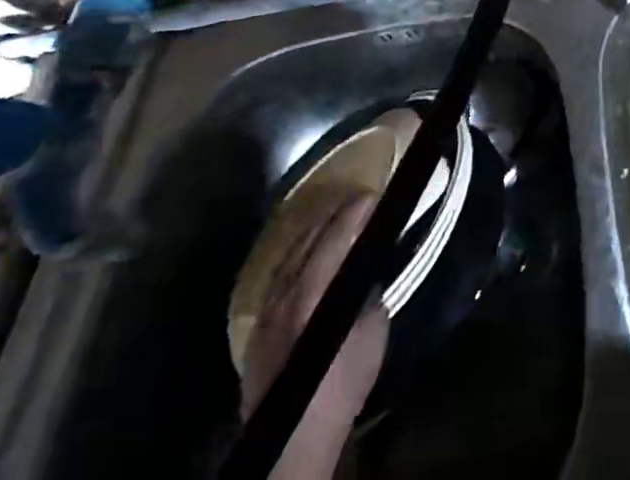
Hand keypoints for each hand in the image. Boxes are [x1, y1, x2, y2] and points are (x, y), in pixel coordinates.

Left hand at [239, 192, 389, 478]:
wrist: (292, 433)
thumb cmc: (341, 384)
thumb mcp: (371, 335)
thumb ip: (368, 297)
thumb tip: (365, 276)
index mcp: (314, 293)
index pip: (335, 239)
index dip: (354, 214)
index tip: (372, 196)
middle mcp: (285, 292)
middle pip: (308, 240)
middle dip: (333, 215)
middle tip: (356, 199)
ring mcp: (266, 307)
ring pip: (288, 255)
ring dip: (312, 231)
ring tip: (331, 217)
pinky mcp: (257, 323)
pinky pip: (277, 274)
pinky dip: (295, 255)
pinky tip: (304, 253)